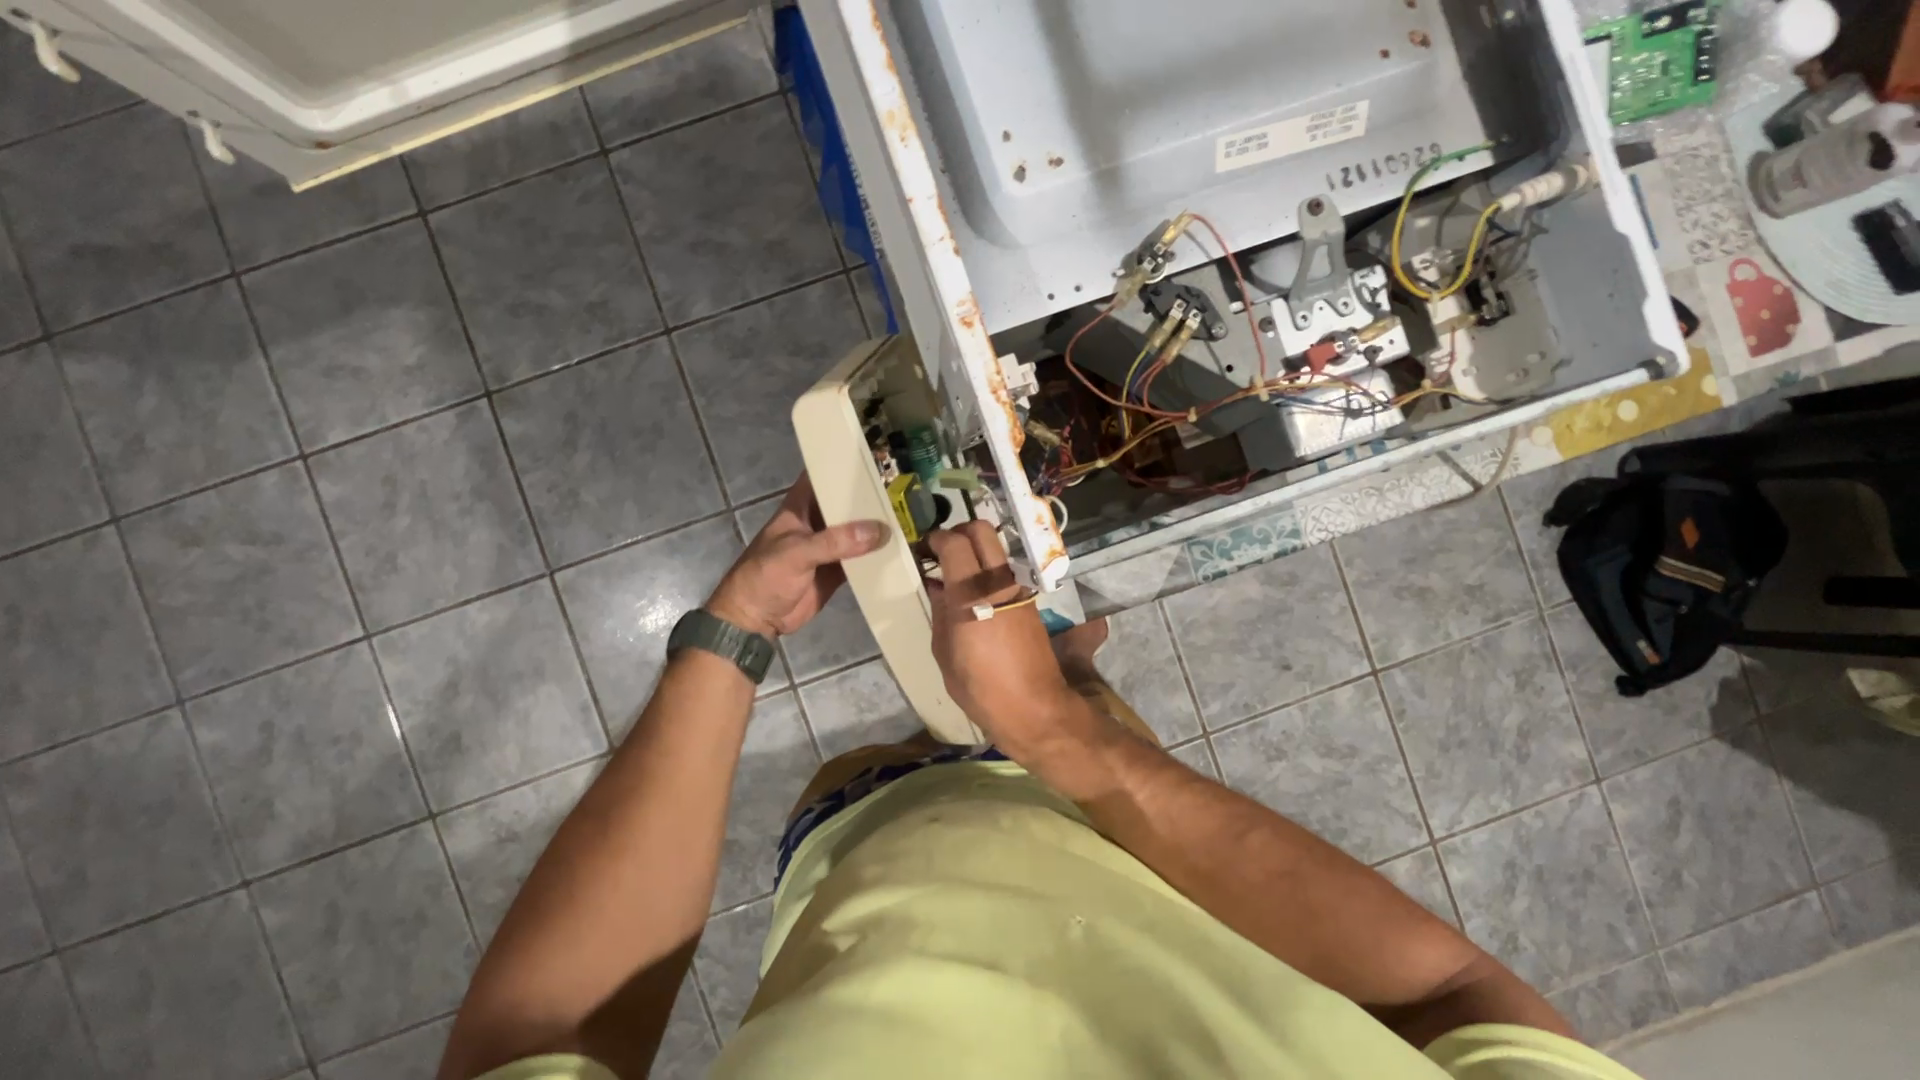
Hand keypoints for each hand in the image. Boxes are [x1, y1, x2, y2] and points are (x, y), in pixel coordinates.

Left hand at [707, 474, 887, 639]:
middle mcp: (817, 521)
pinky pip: (862, 558)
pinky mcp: (838, 570)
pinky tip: (901, 551)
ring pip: (858, 531)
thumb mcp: (797, 553)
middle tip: (905, 491)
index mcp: (801, 506)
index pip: (823, 475)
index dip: (845, 465)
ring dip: (877, 528)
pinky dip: (877, 556)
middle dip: (872, 498)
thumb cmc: (765, 577)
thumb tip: (879, 531)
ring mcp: (829, 546)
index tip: (876, 459)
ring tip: (910, 517)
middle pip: (847, 503)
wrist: (755, 619)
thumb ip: (835, 541)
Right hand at [925, 522, 1079, 754]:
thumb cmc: (980, 687)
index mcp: (972, 595)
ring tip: (956, 572)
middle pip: (982, 530)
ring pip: (997, 548)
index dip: (935, 538)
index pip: (954, 542)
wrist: (1034, 707)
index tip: (923, 549)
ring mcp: (1018, 589)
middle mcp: (999, 582)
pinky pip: (1005, 571)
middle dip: (959, 531)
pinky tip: (974, 593)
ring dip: (976, 550)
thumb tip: (937, 587)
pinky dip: (988, 569)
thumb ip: (940, 612)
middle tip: (942, 551)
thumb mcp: (944, 652)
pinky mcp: (1030, 601)